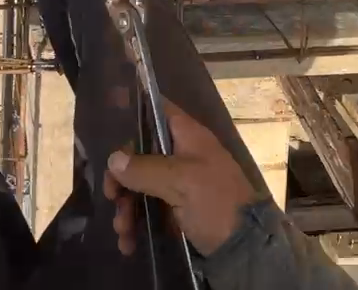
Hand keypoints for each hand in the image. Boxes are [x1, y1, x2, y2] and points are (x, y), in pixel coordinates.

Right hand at [103, 102, 258, 255]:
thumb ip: (145, 168)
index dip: (134, 108)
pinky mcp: (179, 211)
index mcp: (187, 136)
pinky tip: (128, 242)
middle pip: (141, 153)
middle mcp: (181, 155)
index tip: (110, 112)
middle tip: (111, 196)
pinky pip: (150, 210)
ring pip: (142, 185)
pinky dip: (137, 224)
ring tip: (122, 230)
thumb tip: (113, 159)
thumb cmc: (216, 201)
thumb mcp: (181, 181)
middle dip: (122, 177)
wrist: (247, 250)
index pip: (156, 110)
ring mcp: (180, 184)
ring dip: (127, 206)